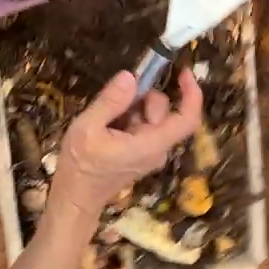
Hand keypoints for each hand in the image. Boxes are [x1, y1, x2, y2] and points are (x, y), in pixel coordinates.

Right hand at [52, 68, 203, 216]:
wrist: (76, 195)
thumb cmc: (80, 164)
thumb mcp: (87, 128)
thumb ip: (111, 102)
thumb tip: (130, 76)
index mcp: (150, 144)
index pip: (186, 120)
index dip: (191, 94)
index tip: (184, 72)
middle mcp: (157, 149)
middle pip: (165, 113)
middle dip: (144, 99)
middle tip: (115, 100)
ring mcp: (150, 153)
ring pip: (153, 119)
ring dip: (133, 109)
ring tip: (104, 117)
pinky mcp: (141, 154)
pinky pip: (143, 127)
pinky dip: (128, 118)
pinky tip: (106, 126)